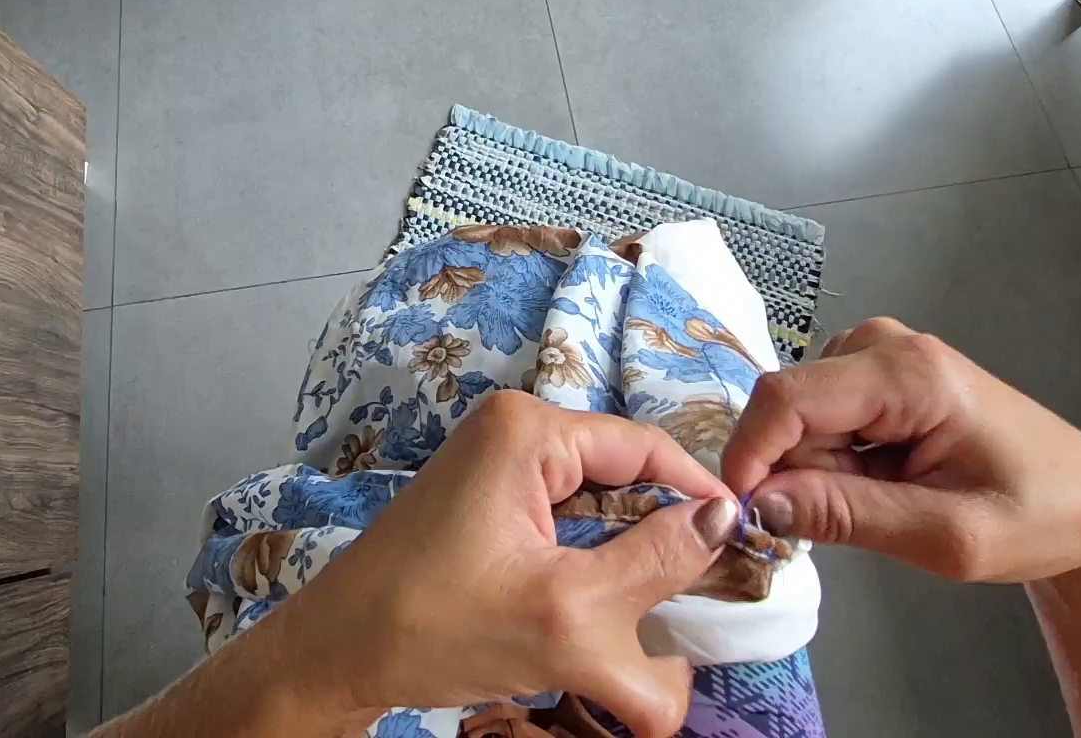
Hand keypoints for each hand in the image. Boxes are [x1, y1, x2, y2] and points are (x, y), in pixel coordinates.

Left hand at [268, 390, 739, 737]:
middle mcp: (513, 430)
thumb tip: (719, 522)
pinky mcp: (486, 498)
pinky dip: (586, 562)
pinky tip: (595, 612)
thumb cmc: (440, 624)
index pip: (641, 445)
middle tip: (692, 600)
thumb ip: (653, 563)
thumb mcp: (564, 608)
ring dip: (620, 561)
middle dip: (656, 539)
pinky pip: (560, 518)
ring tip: (645, 621)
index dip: (696, 492)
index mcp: (529, 430)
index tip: (741, 545)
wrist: (339, 651)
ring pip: (591, 504)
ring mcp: (495, 463)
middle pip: (618, 474)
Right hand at [720, 318, 1080, 581]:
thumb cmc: (1039, 521)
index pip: (789, 398)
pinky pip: (814, 415)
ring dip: (814, 468)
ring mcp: (873, 350)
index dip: (751, 451)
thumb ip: (847, 516)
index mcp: (907, 371)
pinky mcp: (870, 366)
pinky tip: (878, 477)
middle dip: (796, 471)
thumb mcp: (948, 537)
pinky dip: (828, 457)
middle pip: (789, 407)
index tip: (739, 511)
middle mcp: (879, 342)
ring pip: (796, 415)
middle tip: (847, 524)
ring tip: (883, 500)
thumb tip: (758, 503)